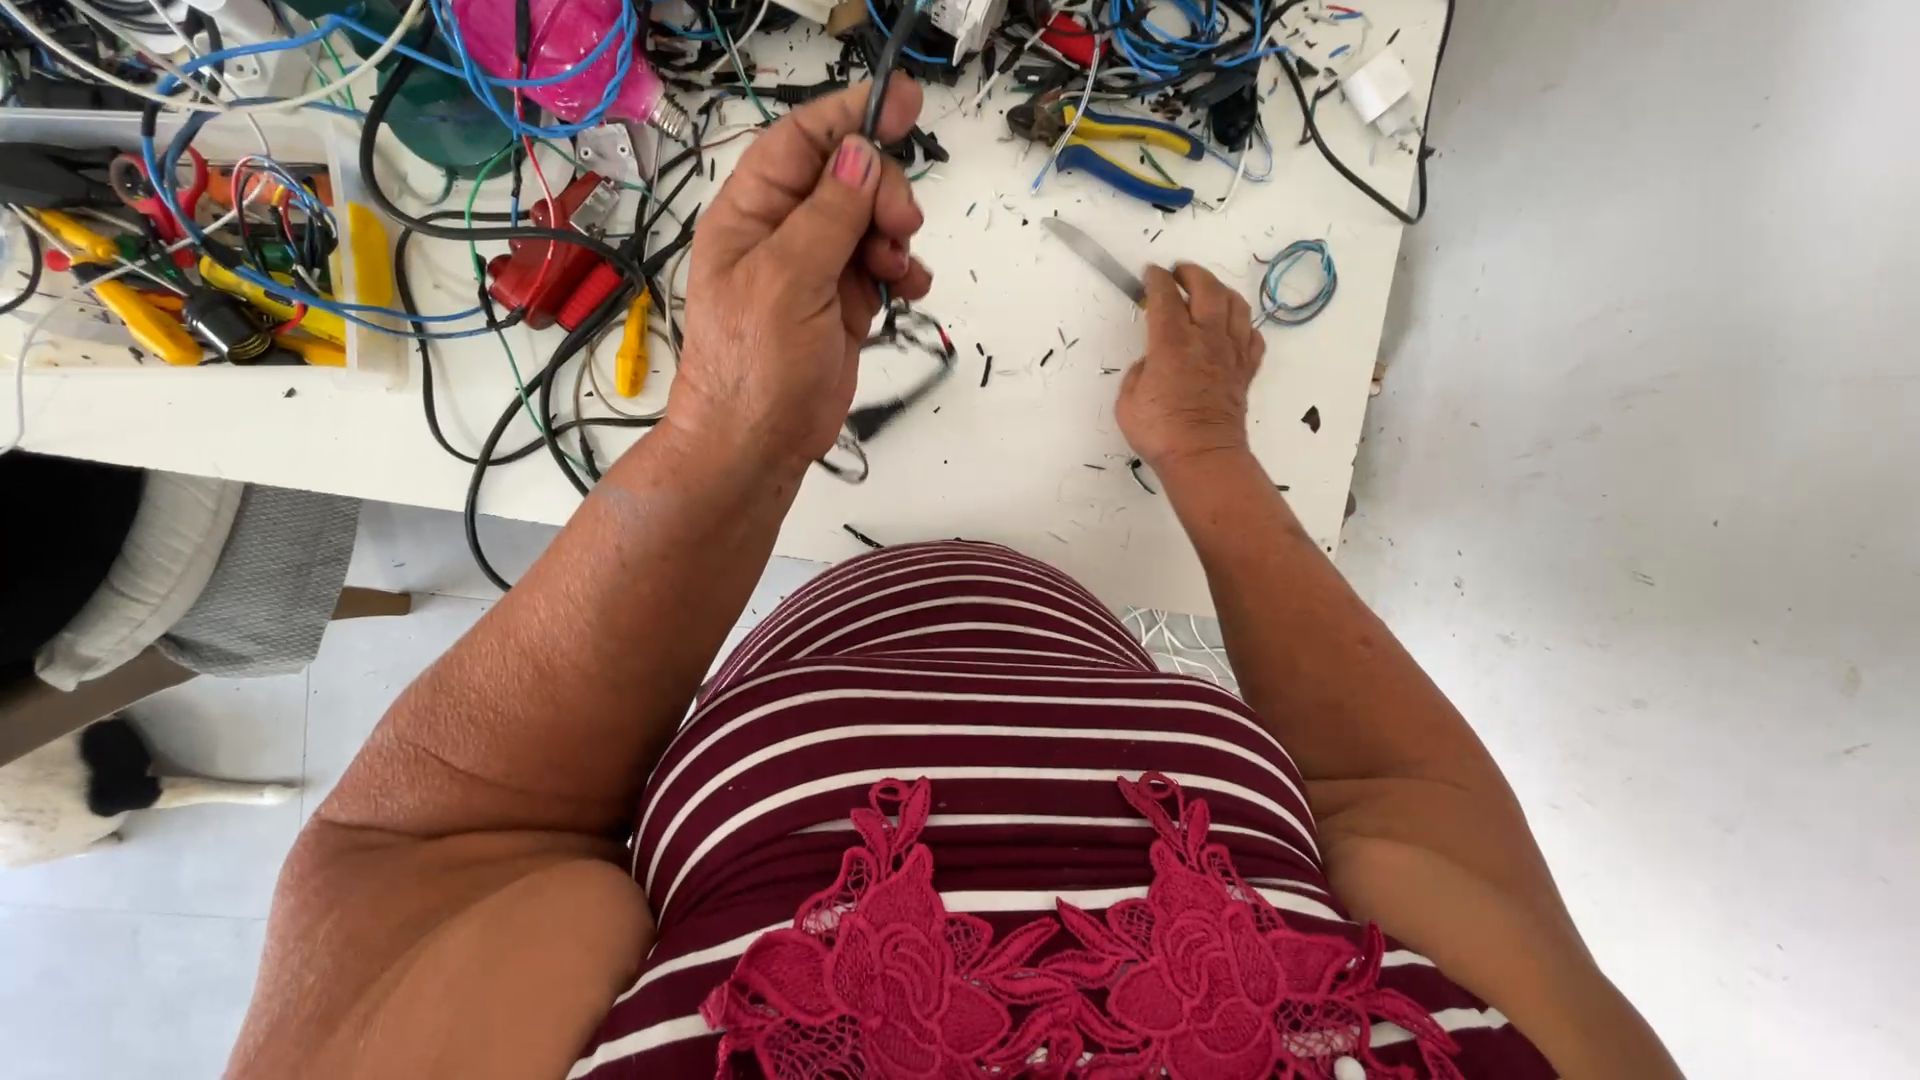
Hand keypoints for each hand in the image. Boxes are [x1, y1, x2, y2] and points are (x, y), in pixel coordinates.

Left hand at [666, 77, 934, 468]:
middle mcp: (785, 234)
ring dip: (896, 237)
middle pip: (848, 179)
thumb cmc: (755, 366)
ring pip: (871, 223)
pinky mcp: (843, 305)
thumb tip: (860, 154)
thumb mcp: (786, 280)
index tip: (903, 103)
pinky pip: (883, 269)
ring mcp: (817, 270)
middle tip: (901, 228)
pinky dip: (904, 273)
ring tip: (898, 272)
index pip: (803, 141)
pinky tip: (909, 291)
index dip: (851, 116)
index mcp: (751, 213)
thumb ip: (827, 214)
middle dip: (883, 193)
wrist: (757, 444)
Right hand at [1116, 263, 1265, 469]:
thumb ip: (1138, 373)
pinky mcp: (1245, 371)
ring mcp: (1230, 353)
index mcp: (1171, 342)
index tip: (1151, 273)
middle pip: (1206, 289)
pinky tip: (1233, 328)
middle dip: (1192, 274)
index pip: (1165, 297)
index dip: (1156, 280)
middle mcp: (1205, 339)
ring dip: (1221, 290)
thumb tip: (1151, 364)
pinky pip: (1252, 337)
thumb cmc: (1160, 431)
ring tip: (1209, 290)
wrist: (1202, 455)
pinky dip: (1243, 326)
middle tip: (1180, 272)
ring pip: (1235, 306)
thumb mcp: (1127, 401)